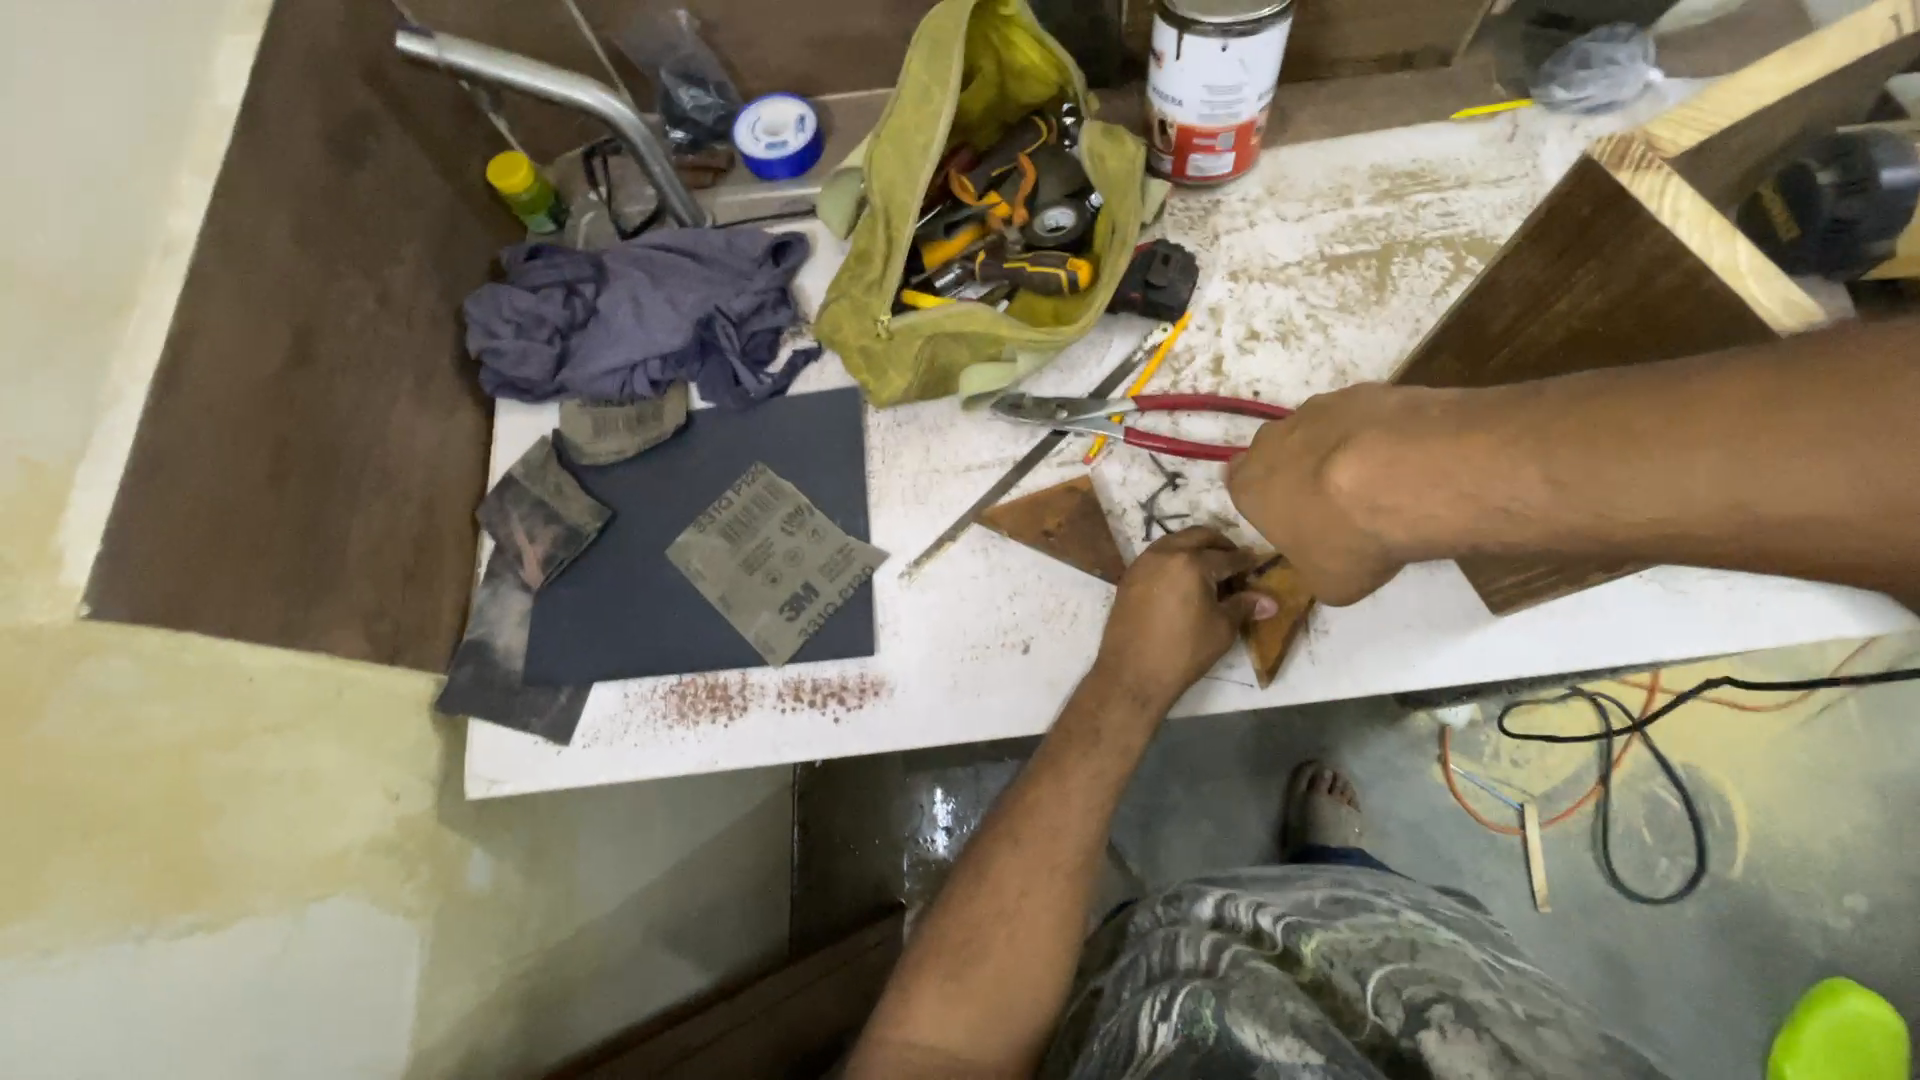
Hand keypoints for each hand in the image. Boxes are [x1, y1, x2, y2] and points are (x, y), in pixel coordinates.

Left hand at [1093, 527, 1278, 708]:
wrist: (1132, 672)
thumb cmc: (1183, 651)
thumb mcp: (1222, 629)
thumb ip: (1244, 606)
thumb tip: (1270, 601)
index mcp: (1192, 562)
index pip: (1227, 556)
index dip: (1245, 561)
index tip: (1257, 563)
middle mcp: (1165, 553)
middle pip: (1198, 536)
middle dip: (1220, 544)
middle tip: (1234, 560)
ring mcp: (1143, 563)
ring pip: (1174, 542)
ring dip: (1194, 548)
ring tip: (1209, 570)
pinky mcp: (1128, 576)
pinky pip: (1156, 556)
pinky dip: (1173, 559)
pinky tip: (1182, 580)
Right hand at [1227, 382, 1426, 605]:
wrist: (1411, 477)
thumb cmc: (1351, 538)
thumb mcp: (1329, 582)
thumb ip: (1314, 567)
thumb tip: (1327, 563)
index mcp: (1250, 486)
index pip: (1240, 485)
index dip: (1268, 500)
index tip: (1294, 517)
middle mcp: (1273, 440)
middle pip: (1278, 453)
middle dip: (1301, 471)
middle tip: (1337, 501)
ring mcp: (1318, 409)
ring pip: (1321, 431)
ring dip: (1341, 451)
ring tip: (1380, 480)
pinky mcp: (1364, 391)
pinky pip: (1363, 416)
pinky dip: (1378, 434)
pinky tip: (1406, 459)